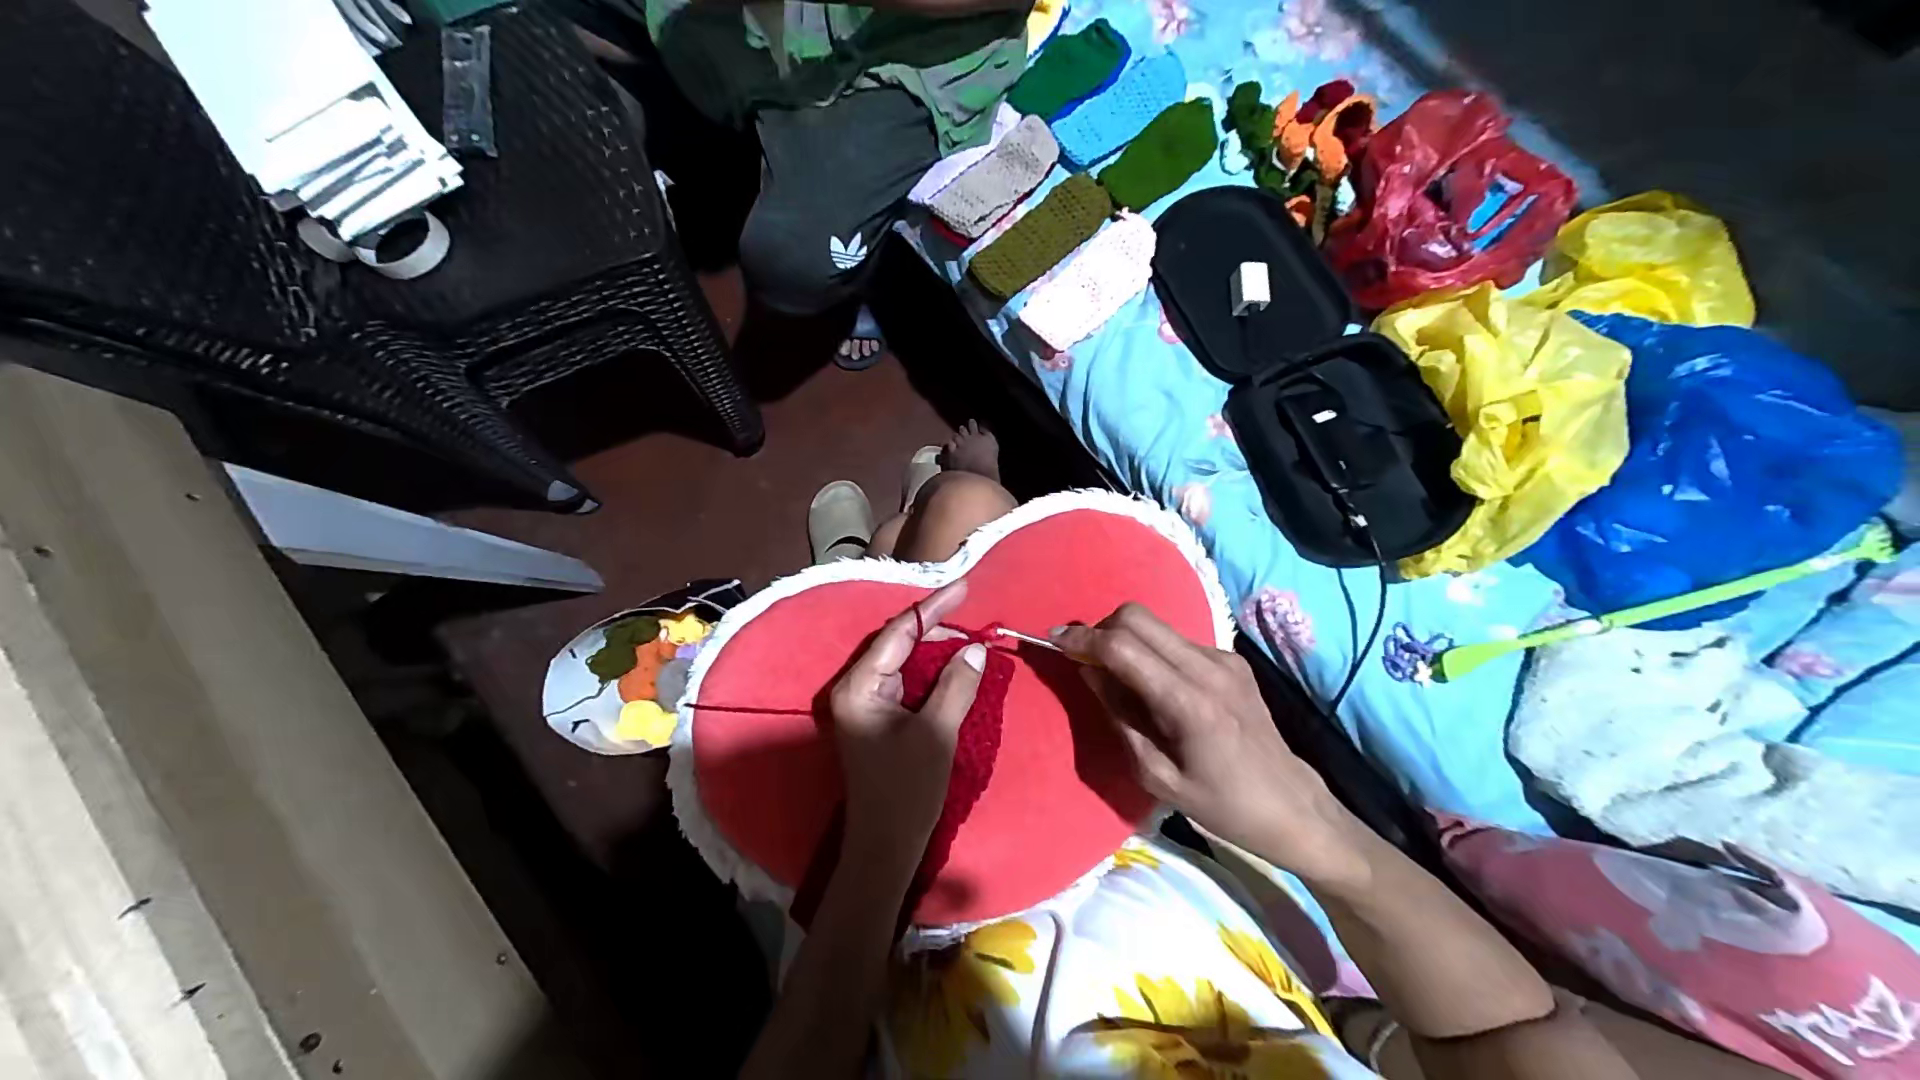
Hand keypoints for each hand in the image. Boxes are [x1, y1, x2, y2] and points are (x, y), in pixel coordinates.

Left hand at [830, 581, 985, 869]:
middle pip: (899, 643)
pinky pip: (906, 681)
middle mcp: (856, 687)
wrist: (885, 845)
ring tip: (970, 637)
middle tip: (974, 617)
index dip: (933, 607)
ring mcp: (865, 702)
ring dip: (936, 649)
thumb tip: (975, 648)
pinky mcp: (877, 716)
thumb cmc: (906, 790)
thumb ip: (956, 685)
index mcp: (860, 686)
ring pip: (904, 661)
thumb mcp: (937, 733)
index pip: (899, 633)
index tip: (963, 585)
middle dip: (937, 628)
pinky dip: (932, 671)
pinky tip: (955, 665)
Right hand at [1053, 604, 1369, 887]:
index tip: (1054, 642)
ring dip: (1125, 638)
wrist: (1292, 806)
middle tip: (1084, 660)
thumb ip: (1119, 717)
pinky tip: (1153, 685)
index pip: (1123, 647)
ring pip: (1156, 623)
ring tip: (1115, 675)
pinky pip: (1175, 640)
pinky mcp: (1232, 659)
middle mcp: (1208, 668)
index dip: (1082, 640)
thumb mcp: (1156, 776)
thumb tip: (1089, 672)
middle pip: (1137, 616)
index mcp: (1189, 703)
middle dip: (1101, 630)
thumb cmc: (1222, 805)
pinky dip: (1150, 650)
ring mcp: (1223, 659)